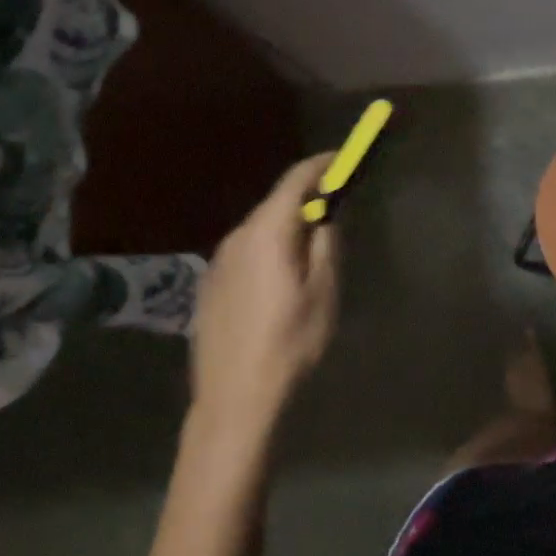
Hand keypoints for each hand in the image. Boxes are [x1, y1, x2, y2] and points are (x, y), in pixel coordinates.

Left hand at [189, 154, 339, 416]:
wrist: (234, 395)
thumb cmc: (289, 343)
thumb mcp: (323, 293)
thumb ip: (324, 245)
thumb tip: (325, 216)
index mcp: (266, 233)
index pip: (294, 180)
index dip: (321, 165)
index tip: (344, 159)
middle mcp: (236, 238)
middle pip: (275, 205)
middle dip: (306, 200)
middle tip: (336, 209)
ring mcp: (218, 262)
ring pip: (259, 230)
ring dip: (287, 228)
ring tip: (312, 251)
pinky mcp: (210, 285)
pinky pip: (246, 253)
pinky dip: (269, 251)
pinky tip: (282, 281)